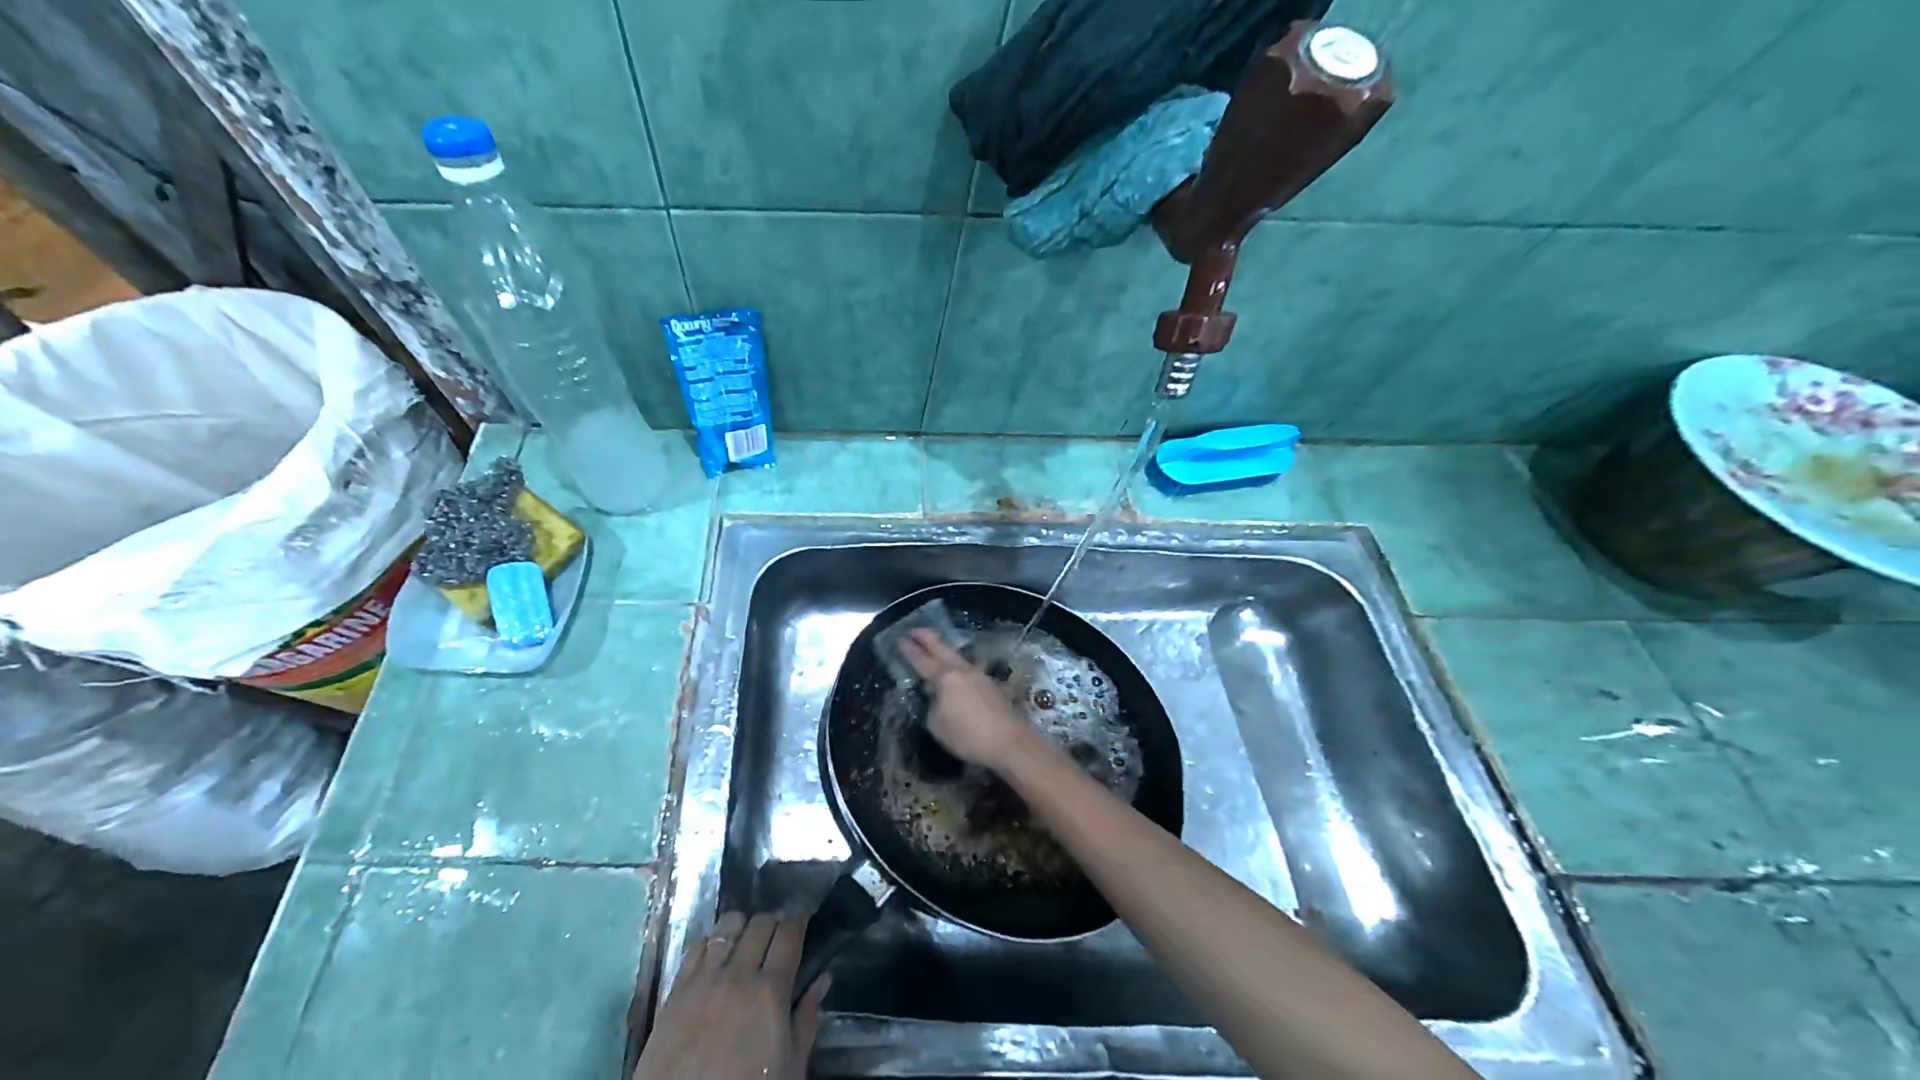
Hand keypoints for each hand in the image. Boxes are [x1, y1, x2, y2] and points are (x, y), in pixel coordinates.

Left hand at [633, 912, 829, 1079]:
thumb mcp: (790, 1067)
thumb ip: (807, 1018)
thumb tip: (823, 979)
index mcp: (770, 992)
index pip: (789, 934)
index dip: (799, 920)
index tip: (803, 920)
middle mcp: (738, 975)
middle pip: (760, 923)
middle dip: (774, 922)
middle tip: (777, 936)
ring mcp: (704, 980)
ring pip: (728, 925)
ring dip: (743, 926)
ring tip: (746, 941)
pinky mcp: (676, 991)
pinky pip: (697, 946)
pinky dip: (712, 942)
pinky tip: (716, 956)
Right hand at [897, 627, 1038, 770]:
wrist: (1009, 742)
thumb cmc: (967, 736)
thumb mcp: (937, 725)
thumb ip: (932, 705)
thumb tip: (937, 695)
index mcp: (945, 678)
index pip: (922, 660)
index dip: (910, 650)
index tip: (900, 639)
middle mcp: (962, 670)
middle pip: (942, 648)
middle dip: (927, 638)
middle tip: (915, 630)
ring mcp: (980, 675)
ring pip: (958, 657)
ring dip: (945, 651)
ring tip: (936, 649)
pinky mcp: (992, 685)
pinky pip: (970, 670)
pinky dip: (959, 668)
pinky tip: (958, 675)